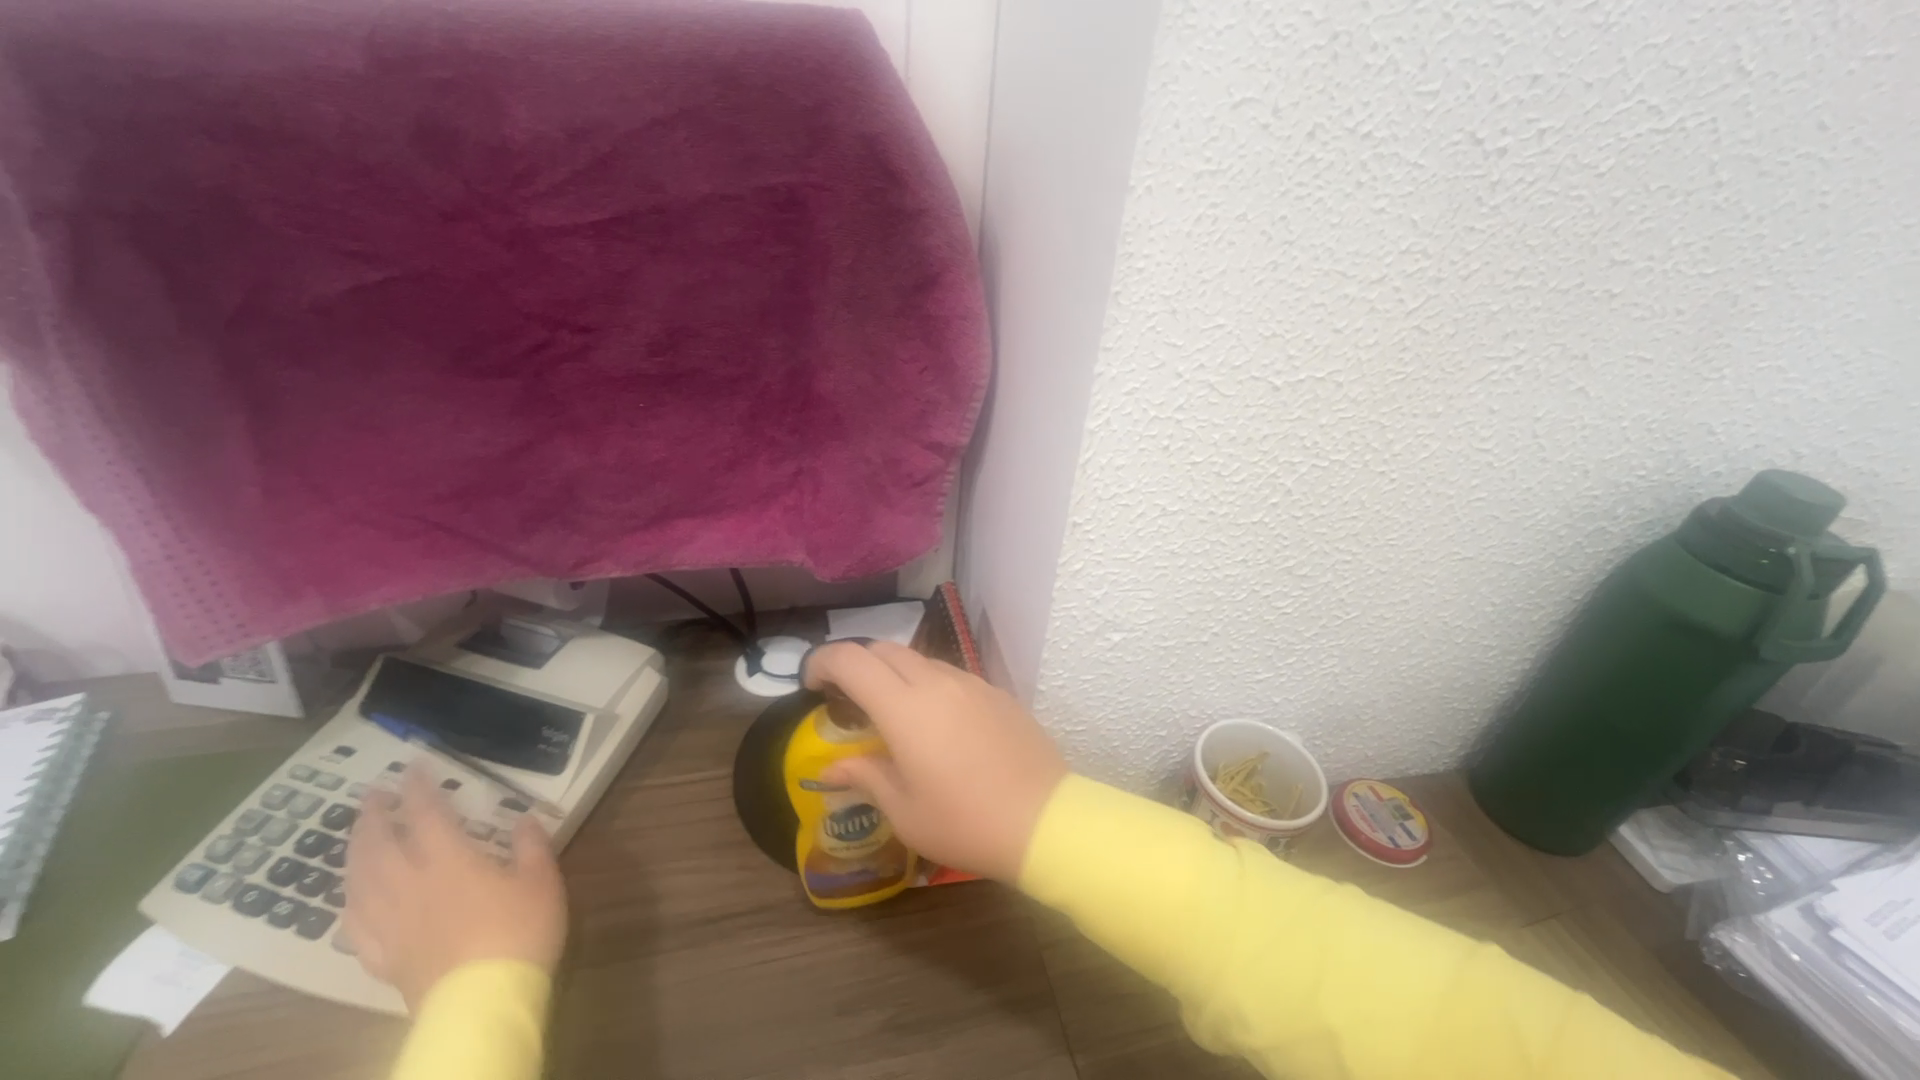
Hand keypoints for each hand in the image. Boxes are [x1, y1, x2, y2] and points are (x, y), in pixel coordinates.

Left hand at [345, 766, 567, 1010]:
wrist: (484, 1001)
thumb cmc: (519, 933)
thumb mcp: (542, 881)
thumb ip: (531, 846)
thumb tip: (524, 818)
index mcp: (450, 861)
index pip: (427, 815)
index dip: (419, 788)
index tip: (412, 767)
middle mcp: (410, 885)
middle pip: (379, 844)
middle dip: (374, 815)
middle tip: (372, 795)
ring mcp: (391, 923)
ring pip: (358, 881)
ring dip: (354, 852)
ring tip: (356, 836)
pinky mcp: (384, 957)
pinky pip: (356, 926)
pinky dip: (351, 905)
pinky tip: (353, 900)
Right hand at [802, 642, 1068, 882]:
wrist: (1043, 821)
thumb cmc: (964, 823)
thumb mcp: (904, 811)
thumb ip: (865, 777)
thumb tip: (832, 768)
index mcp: (904, 708)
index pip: (851, 659)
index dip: (822, 663)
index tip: (812, 686)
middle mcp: (937, 683)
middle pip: (885, 650)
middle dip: (857, 665)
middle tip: (848, 700)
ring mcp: (972, 684)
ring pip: (921, 660)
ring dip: (896, 675)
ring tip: (894, 715)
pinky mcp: (998, 694)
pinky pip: (953, 676)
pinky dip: (930, 687)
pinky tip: (938, 726)